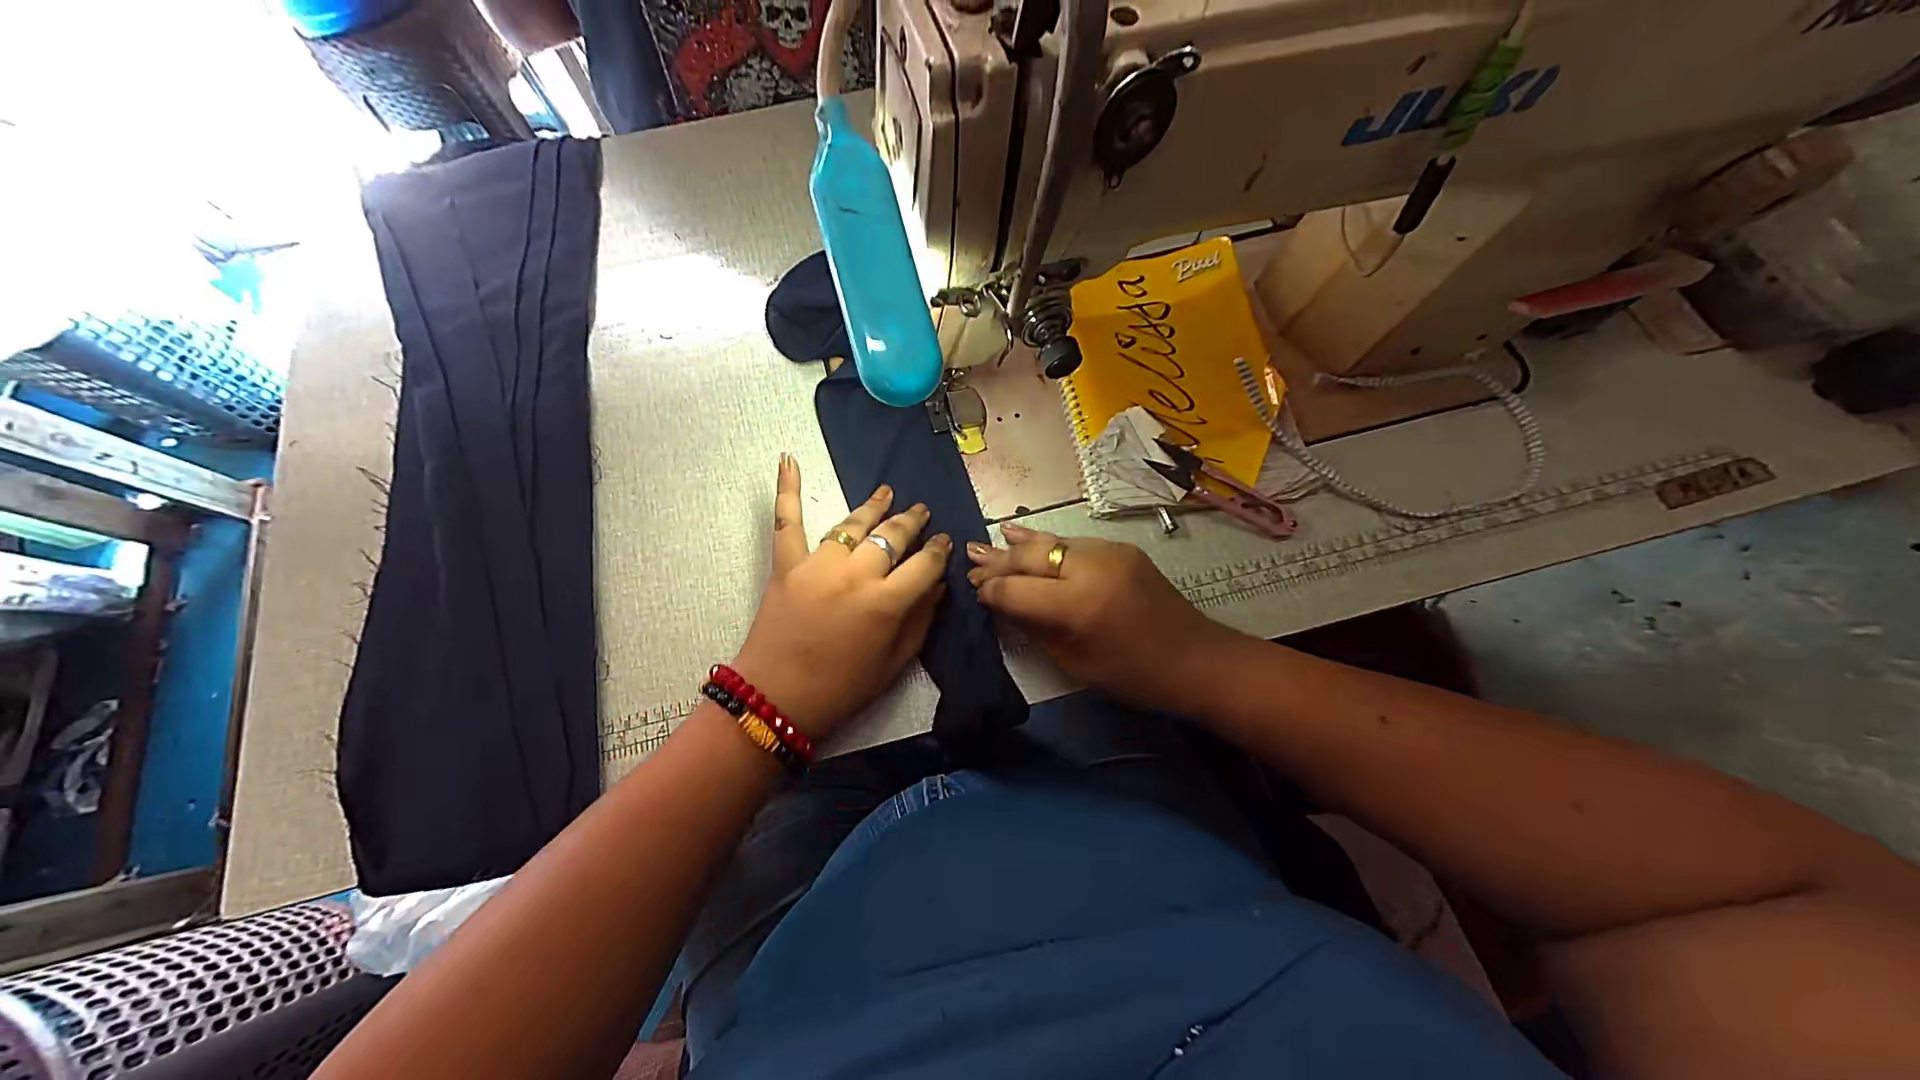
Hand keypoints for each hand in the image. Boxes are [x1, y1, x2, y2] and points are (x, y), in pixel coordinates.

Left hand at [730, 455, 949, 740]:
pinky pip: (787, 521)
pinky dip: (787, 489)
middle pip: (892, 536)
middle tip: (922, 512)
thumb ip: (921, 619)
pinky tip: (789, 459)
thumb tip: (939, 585)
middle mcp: (856, 574)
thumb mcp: (895, 662)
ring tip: (888, 492)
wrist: (777, 699)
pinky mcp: (786, 564)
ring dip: (873, 506)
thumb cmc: (842, 688)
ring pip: (852, 524)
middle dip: (912, 522)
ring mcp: (818, 564)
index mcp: (887, 602)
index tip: (944, 542)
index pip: (924, 563)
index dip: (939, 550)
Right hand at [967, 524, 1244, 715]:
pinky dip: (1047, 543)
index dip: (990, 590)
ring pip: (1050, 542)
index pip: (1016, 588)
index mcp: (1078, 603)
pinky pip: (1072, 542)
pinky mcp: (1120, 548)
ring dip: (1018, 546)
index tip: (973, 591)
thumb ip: (1033, 626)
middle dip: (998, 562)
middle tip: (970, 562)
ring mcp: (1108, 551)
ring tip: (986, 544)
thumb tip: (1001, 602)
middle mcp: (1091, 567)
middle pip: (1030, 557)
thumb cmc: (1133, 674)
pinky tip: (1022, 536)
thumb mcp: (1074, 661)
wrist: (1196, 658)